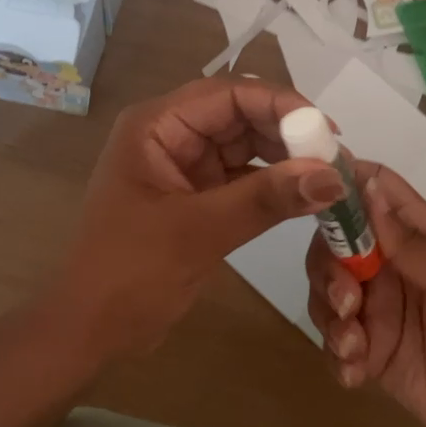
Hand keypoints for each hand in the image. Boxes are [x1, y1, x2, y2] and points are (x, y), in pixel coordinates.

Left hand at [56, 78, 346, 360]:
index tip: (328, 130)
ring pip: (246, 143)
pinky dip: (274, 183)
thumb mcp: (200, 232)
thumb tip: (333, 177)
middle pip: (240, 114)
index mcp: (157, 125)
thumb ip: (267, 199)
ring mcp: (184, 164)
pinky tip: (307, 194)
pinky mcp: (196, 194)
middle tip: (337, 155)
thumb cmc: (128, 274)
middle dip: (289, 131)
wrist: (88, 333)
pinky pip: (243, 175)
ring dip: (286, 157)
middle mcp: (171, 133)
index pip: (228, 94)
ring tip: (331, 174)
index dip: (281, 104)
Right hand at [305, 165, 425, 426]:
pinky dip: (337, 354)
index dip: (344, 183)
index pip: (378, 192)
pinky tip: (357, 373)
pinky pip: (338, 343)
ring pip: (330, 292)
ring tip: (353, 345)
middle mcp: (397, 267)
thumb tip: (367, 185)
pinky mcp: (376, 355)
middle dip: (330, 267)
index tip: (313, 190)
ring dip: (330, 313)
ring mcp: (384, 311)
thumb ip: (411, 243)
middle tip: (347, 300)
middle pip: (339, 244)